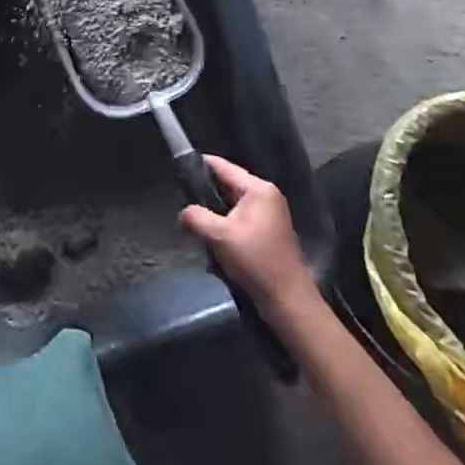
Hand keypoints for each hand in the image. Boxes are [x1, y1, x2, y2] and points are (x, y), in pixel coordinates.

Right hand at [180, 155, 316, 311]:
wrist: (286, 299)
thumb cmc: (255, 261)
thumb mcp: (219, 236)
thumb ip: (196, 217)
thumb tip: (184, 212)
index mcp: (258, 189)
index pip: (223, 166)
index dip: (200, 165)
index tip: (178, 168)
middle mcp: (266, 195)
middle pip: (227, 184)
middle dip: (205, 193)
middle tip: (182, 201)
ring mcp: (269, 213)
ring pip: (231, 203)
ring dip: (214, 212)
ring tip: (194, 220)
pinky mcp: (267, 231)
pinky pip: (239, 218)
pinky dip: (224, 224)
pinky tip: (211, 237)